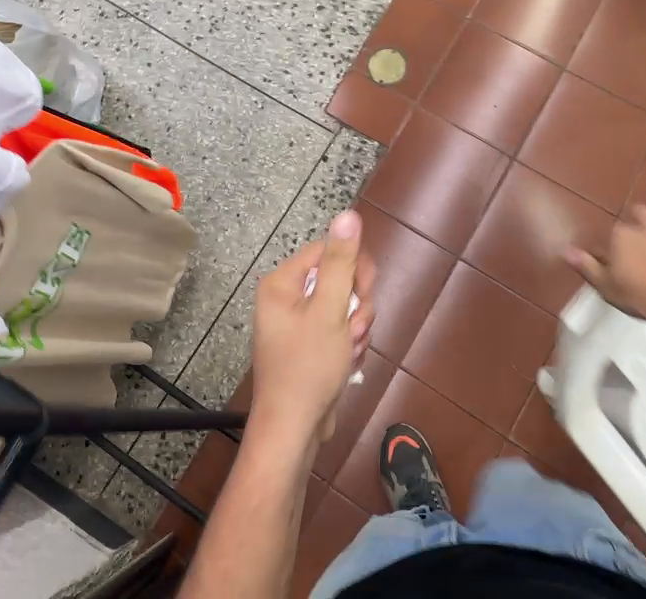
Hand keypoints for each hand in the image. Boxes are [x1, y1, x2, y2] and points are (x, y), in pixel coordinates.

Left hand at [250, 210, 375, 443]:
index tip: (362, 294)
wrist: (294, 429)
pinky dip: (349, 344)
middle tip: (354, 328)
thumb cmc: (308, 368)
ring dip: (356, 327)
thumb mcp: (329, 311)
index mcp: (283, 283)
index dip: (352, 270)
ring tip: (349, 351)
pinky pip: (339, 328)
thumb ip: (341, 263)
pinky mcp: (309, 344)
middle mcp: (286, 298)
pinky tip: (347, 362)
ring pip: (344, 306)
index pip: (328, 251)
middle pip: (338, 278)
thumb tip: (348, 215)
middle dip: (356, 304)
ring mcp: (297, 323)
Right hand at [566, 179, 645, 329]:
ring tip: (639, 224)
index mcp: (618, 238)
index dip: (611, 250)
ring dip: (641, 217)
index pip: (609, 238)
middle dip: (626, 233)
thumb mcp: (607, 287)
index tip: (613, 263)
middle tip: (629, 250)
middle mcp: (638, 226)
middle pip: (628, 223)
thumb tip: (566, 251)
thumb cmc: (642, 297)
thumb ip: (587, 266)